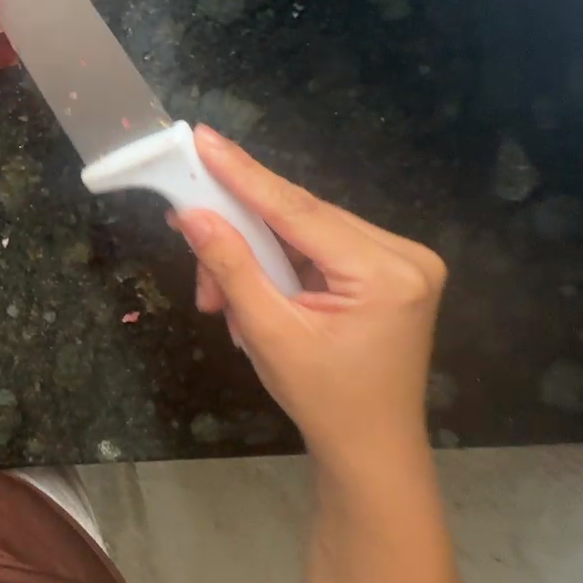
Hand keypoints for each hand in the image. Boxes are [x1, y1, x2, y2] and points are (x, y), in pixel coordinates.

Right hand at [170, 126, 446, 471]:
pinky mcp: (381, 270)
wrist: (368, 445)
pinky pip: (308, 246)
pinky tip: (242, 291)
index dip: (242, 173)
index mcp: (385, 272)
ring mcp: (397, 261)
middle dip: (234, 229)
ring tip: (215, 298)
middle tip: (181, 227)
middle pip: (295, 215)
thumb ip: (229, 265)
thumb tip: (190, 214)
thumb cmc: (321, 395)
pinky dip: (267, 262)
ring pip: (296, 229)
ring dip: (247, 252)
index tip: (202, 138)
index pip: (296, 210)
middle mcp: (401, 254)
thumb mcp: (265, 330)